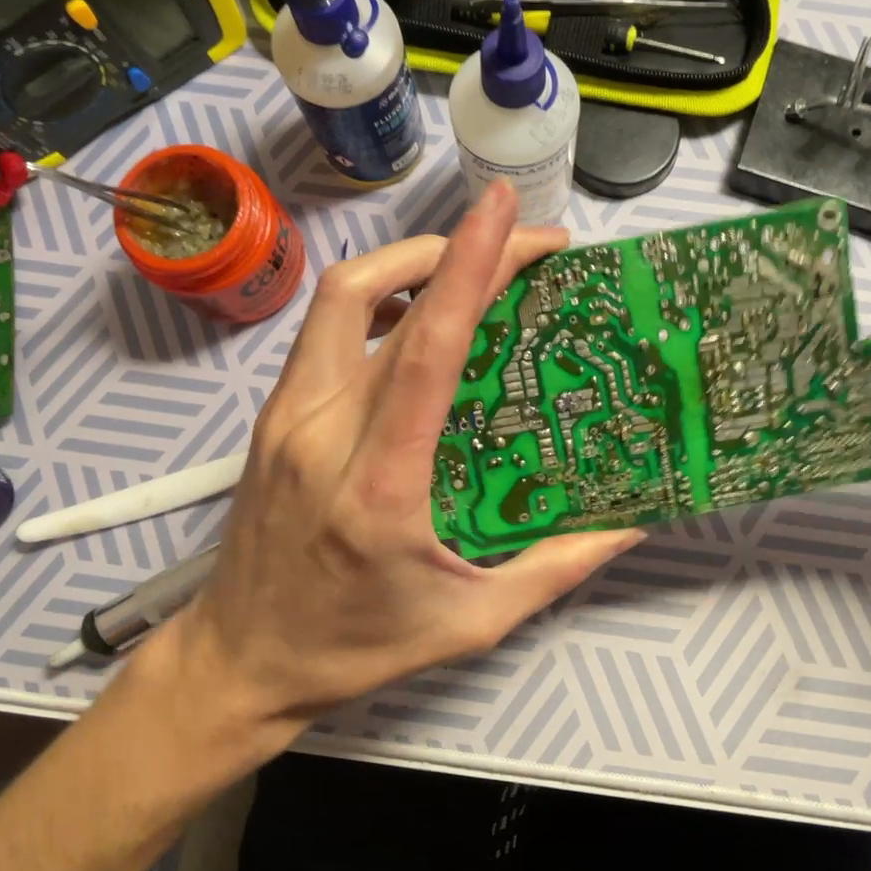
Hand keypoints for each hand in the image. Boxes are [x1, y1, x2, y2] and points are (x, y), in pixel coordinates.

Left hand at [169, 182, 644, 727]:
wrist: (239, 661)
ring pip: (340, 296)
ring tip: (471, 265)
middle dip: (460, 250)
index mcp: (380, 482)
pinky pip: (323, 329)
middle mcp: (323, 431)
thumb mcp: (472, 622)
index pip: (426, 348)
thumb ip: (555, 569)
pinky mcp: (271, 416)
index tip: (505, 210)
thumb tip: (630, 524)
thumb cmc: (355, 647)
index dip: (469, 267)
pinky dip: (374, 298)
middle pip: (380, 297)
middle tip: (525, 241)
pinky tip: (415, 317)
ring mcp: (286, 416)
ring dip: (409, 261)